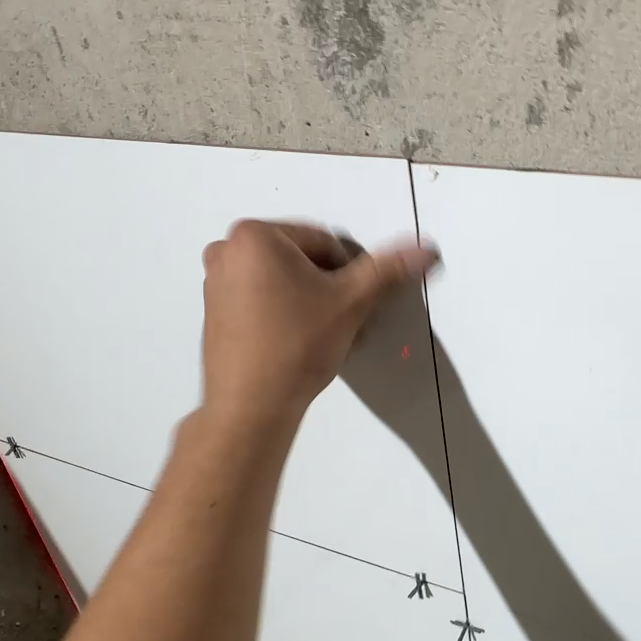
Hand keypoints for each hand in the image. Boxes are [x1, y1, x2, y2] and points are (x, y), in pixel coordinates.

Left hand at [199, 220, 438, 430]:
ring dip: (311, 301)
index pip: (325, 242)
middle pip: (302, 260)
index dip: (351, 273)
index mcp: (255, 236)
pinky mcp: (214, 312)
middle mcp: (227, 250)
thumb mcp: (351, 302)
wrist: (251, 405)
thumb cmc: (298, 345)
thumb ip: (388, 270)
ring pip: (283, 281)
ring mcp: (215, 282)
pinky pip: (262, 299)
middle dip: (330, 287)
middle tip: (345, 322)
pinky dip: (286, 313)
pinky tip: (301, 344)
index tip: (355, 304)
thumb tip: (426, 250)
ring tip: (326, 336)